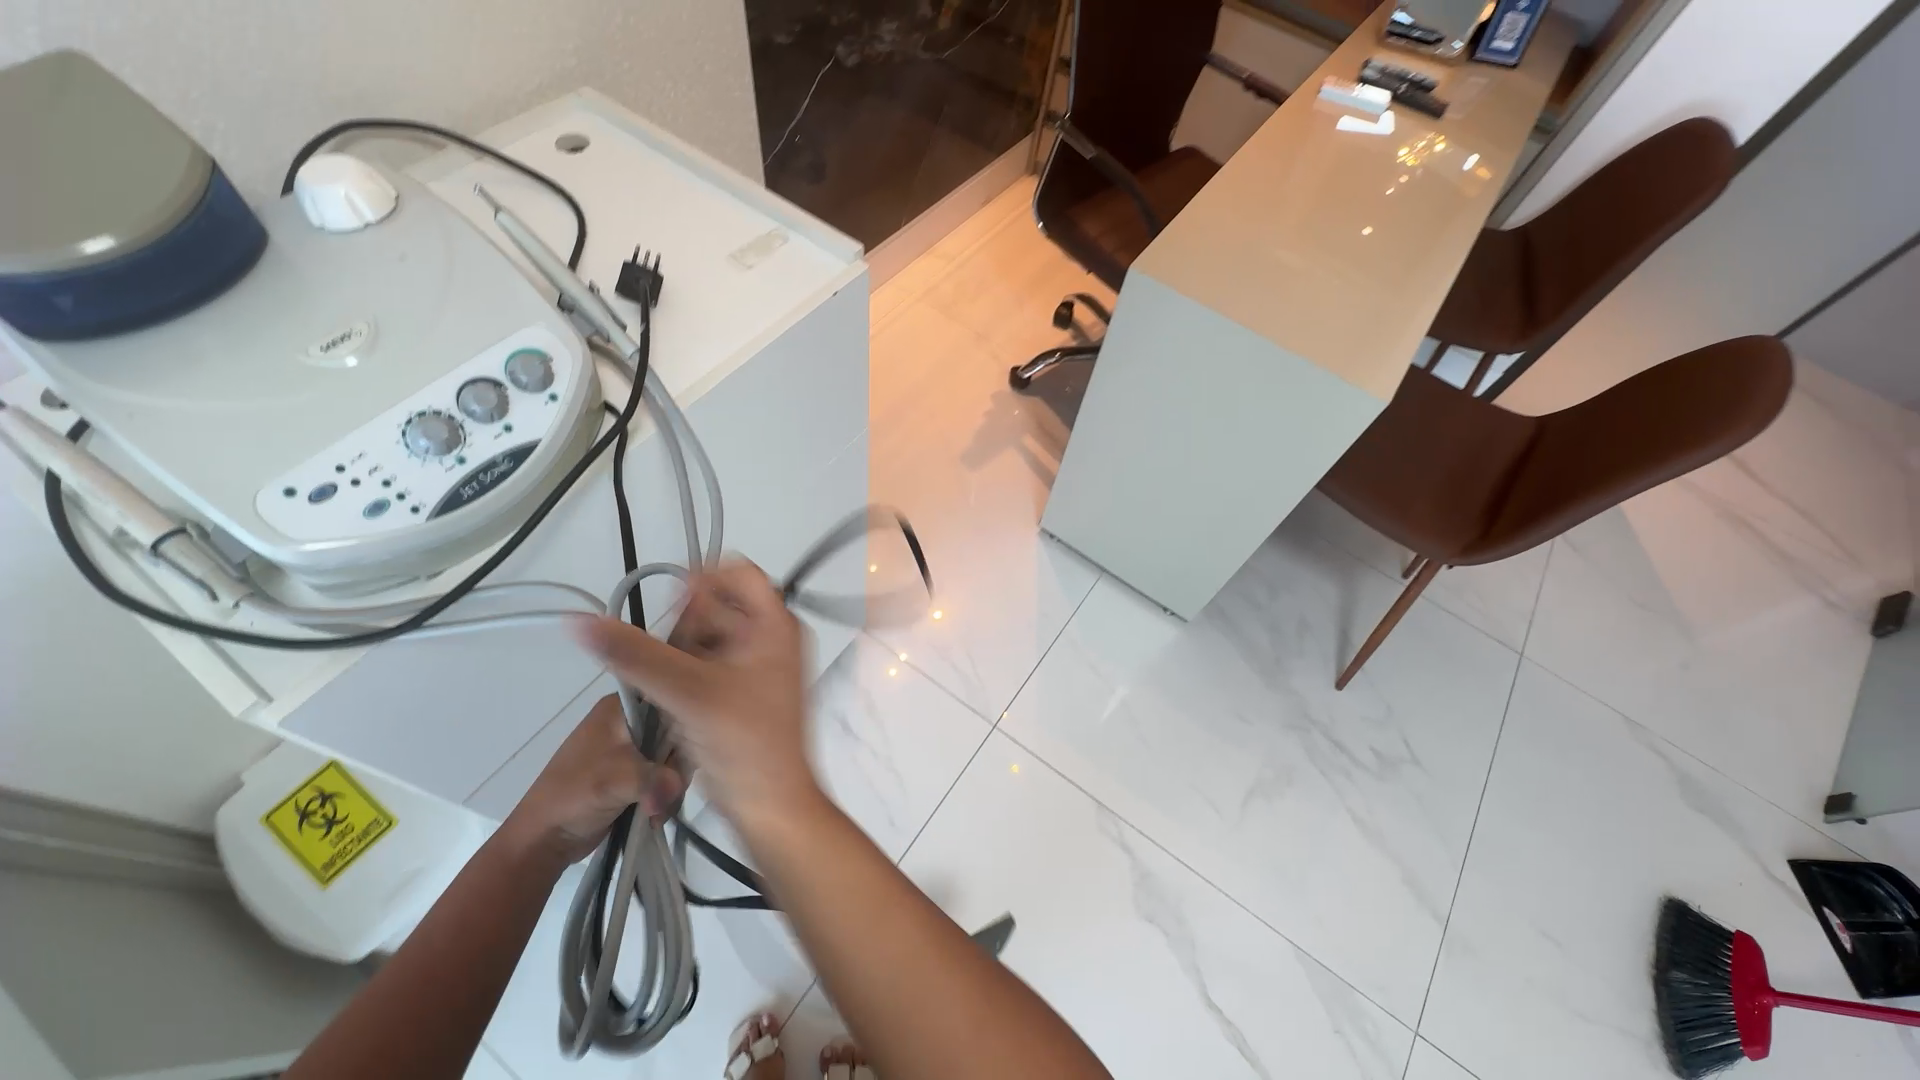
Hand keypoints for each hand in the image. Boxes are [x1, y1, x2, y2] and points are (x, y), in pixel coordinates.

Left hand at [499, 694, 682, 864]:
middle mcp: (628, 723)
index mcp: (619, 708)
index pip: (668, 701)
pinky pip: (664, 779)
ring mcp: (631, 751)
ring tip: (654, 809)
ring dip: (669, 788)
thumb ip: (660, 777)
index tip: (683, 751)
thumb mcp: (620, 779)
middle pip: (675, 734)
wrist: (545, 837)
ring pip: (672, 760)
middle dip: (674, 767)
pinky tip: (654, 813)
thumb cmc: (575, 794)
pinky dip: (663, 797)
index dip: (682, 724)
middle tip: (666, 789)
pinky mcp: (634, 775)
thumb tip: (678, 788)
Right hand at [572, 559, 820, 829]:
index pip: (737, 572)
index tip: (672, 613)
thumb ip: (634, 654)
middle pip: (717, 604)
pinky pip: (706, 665)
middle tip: (675, 665)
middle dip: (686, 629)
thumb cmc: (746, 746)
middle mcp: (772, 637)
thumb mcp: (686, 692)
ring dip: (681, 656)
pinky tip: (679, 702)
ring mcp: (758, 665)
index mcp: (776, 625)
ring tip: (677, 689)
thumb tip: (584, 623)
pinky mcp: (741, 690)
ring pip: (707, 637)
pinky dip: (686, 676)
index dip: (699, 582)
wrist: (769, 804)